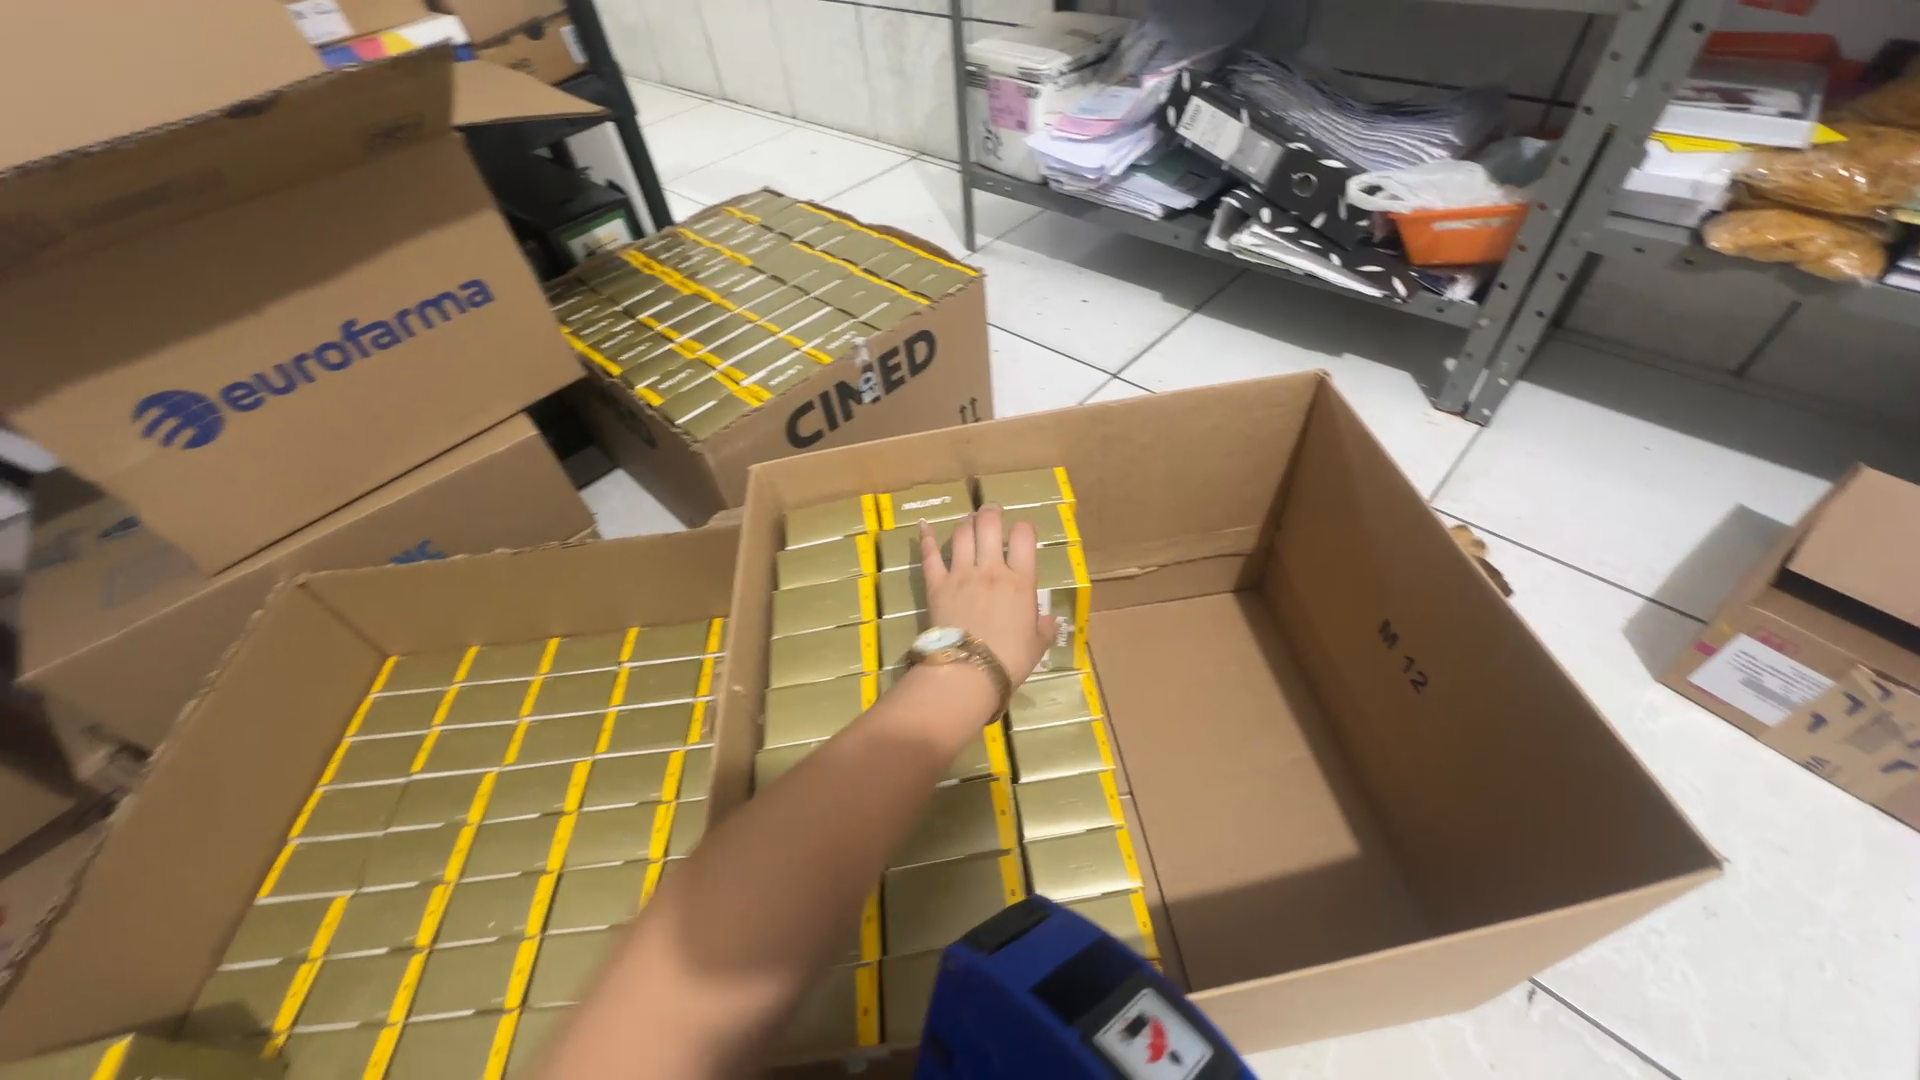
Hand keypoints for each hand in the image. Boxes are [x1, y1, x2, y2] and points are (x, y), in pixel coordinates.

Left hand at [921, 505, 1059, 684]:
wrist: (968, 672)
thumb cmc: (1009, 660)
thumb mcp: (1037, 645)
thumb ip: (1044, 628)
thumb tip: (1050, 621)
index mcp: (1020, 581)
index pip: (1024, 537)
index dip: (1024, 528)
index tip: (1022, 532)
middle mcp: (991, 570)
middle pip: (989, 525)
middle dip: (991, 512)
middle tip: (992, 512)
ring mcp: (961, 574)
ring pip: (962, 534)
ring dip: (966, 524)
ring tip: (969, 523)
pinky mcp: (936, 585)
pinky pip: (930, 556)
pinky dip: (927, 539)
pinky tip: (924, 527)